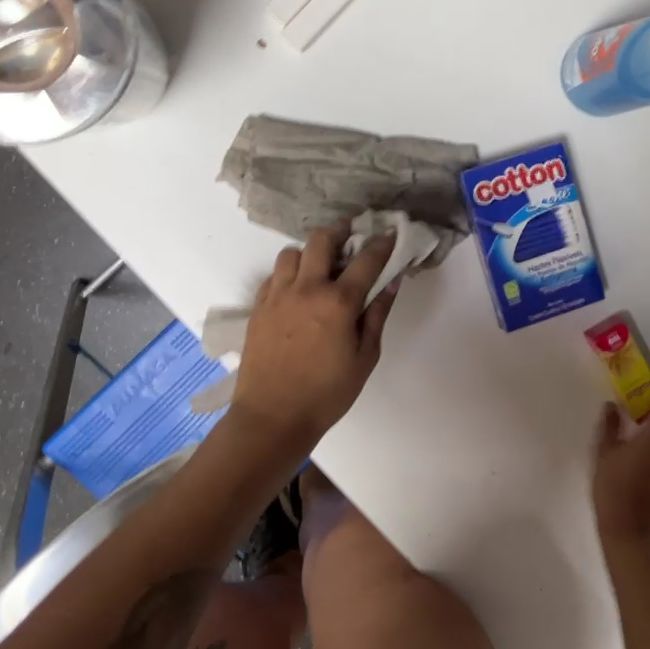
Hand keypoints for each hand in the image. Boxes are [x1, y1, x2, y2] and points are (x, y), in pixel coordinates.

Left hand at [231, 226, 399, 451]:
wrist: (272, 417)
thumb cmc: (327, 393)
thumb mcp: (365, 357)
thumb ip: (377, 315)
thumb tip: (392, 282)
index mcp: (338, 302)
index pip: (366, 259)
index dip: (382, 243)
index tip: (390, 234)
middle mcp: (306, 288)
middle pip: (322, 240)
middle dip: (340, 232)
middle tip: (351, 236)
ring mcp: (277, 295)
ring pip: (292, 253)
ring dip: (309, 253)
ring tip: (320, 266)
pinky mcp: (258, 307)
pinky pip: (274, 275)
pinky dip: (288, 273)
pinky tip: (297, 290)